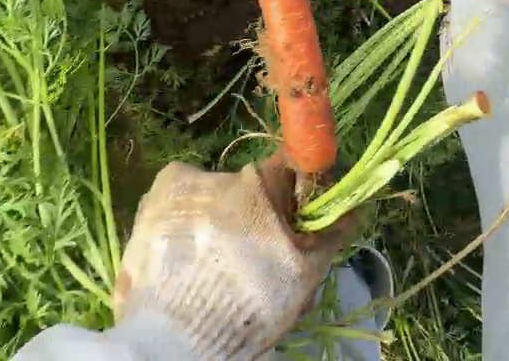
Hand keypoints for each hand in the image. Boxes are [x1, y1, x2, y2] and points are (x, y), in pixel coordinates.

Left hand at [114, 152, 355, 359]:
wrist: (173, 344)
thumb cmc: (246, 308)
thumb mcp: (302, 275)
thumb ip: (330, 233)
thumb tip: (353, 205)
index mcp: (261, 185)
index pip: (293, 165)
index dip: (298, 188)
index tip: (297, 214)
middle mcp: (223, 173)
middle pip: (252, 188)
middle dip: (257, 217)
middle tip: (254, 258)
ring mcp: (184, 184)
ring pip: (216, 195)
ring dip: (220, 219)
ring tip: (214, 266)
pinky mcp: (154, 197)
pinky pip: (183, 199)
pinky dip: (187, 218)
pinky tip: (187, 254)